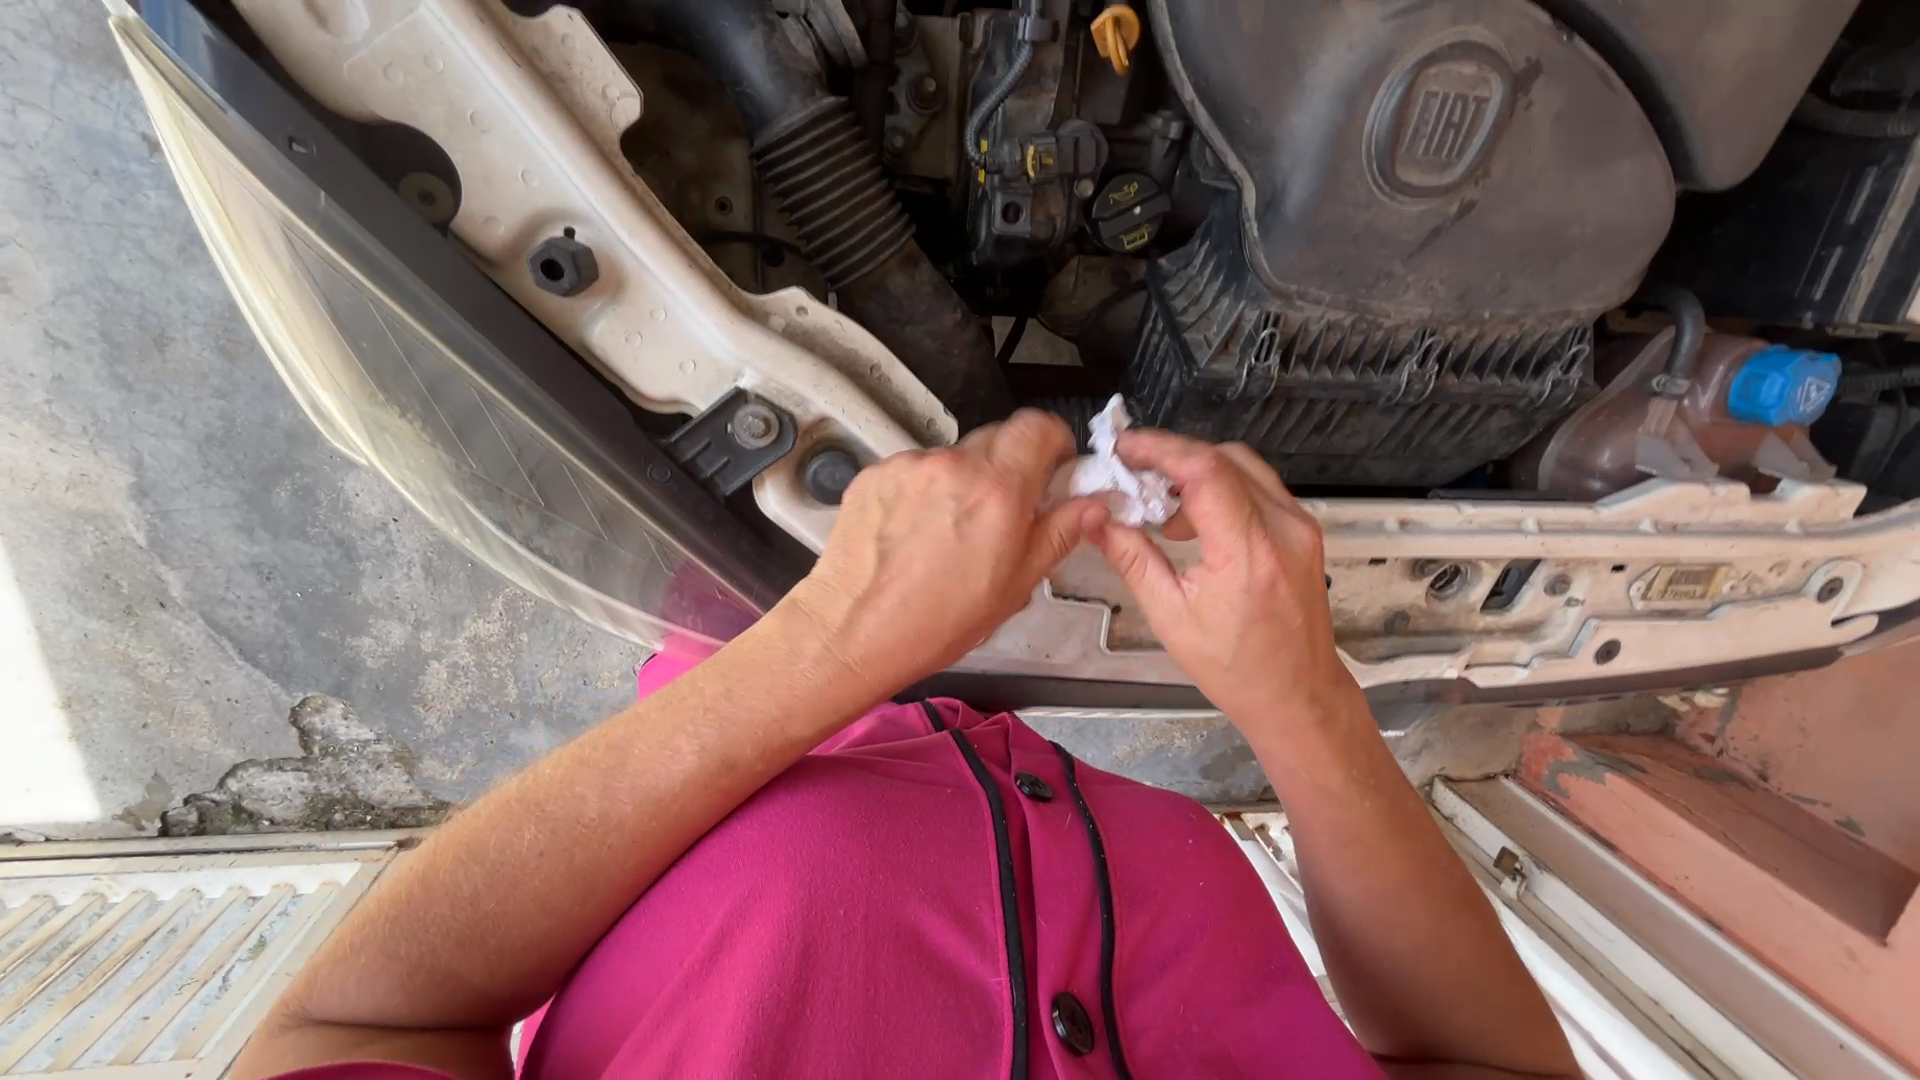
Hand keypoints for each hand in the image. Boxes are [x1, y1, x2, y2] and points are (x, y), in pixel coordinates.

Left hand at [780, 410, 1104, 694]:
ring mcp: (909, 466)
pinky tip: (914, 533)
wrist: (854, 631)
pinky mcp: (875, 474)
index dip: (1052, 442)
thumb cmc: (936, 621)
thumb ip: (1058, 533)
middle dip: (1008, 468)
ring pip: (953, 457)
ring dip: (962, 482)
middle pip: (997, 438)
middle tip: (1003, 511)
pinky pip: (915, 470)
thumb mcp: (1015, 585)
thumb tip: (1092, 504)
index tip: (1051, 466)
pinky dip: (923, 491)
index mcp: (998, 490)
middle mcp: (954, 465)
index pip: (1038, 426)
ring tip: (948, 533)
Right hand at [1091, 431, 1362, 729]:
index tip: (1124, 448)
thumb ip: (1132, 558)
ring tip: (1159, 500)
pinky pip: (1257, 486)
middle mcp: (1282, 529)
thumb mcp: (1169, 617)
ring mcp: (1299, 527)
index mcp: (1248, 553)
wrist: (1297, 693)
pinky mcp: (1302, 530)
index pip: (1206, 471)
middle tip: (1132, 472)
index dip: (1160, 449)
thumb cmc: (1235, 667)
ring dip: (1196, 470)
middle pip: (1223, 458)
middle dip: (1172, 456)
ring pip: (1242, 466)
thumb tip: (1095, 518)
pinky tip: (1192, 517)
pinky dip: (1220, 486)